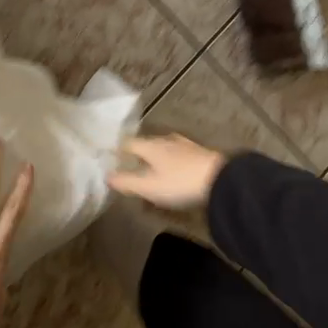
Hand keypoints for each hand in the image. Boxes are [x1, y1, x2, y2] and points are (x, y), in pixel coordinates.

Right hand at [107, 135, 226, 210]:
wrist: (221, 179)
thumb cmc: (180, 183)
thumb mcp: (149, 186)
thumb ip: (127, 181)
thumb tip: (107, 176)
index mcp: (150, 145)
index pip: (128, 143)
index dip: (118, 150)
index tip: (111, 157)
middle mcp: (166, 140)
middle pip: (146, 144)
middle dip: (137, 154)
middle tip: (130, 166)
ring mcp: (184, 145)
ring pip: (163, 148)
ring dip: (155, 158)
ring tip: (151, 170)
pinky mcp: (199, 153)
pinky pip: (177, 155)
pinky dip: (170, 162)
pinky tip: (174, 171)